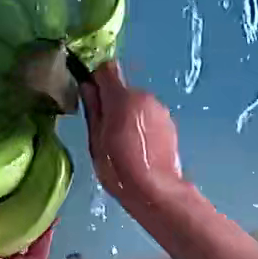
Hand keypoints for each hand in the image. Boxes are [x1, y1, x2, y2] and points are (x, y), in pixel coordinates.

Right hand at [79, 62, 184, 211]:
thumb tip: (87, 85)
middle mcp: (144, 96)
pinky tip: (139, 145)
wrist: (155, 189)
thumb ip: (93, 108)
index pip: (107, 70)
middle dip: (113, 102)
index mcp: (122, 98)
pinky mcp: (170, 121)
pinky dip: (142, 123)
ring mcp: (160, 109)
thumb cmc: (118, 167)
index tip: (90, 93)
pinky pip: (149, 115)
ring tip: (123, 141)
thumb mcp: (95, 140)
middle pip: (123, 89)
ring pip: (137, 102)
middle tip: (106, 128)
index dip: (96, 78)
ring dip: (129, 113)